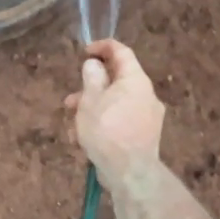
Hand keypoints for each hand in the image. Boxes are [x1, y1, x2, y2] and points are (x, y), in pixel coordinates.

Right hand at [65, 40, 164, 181]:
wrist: (130, 171)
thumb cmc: (106, 130)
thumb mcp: (90, 101)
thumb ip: (91, 78)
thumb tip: (93, 64)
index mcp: (135, 80)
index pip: (122, 52)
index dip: (103, 47)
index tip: (85, 51)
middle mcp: (146, 94)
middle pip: (118, 80)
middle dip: (91, 87)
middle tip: (71, 98)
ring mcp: (148, 115)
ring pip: (117, 102)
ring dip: (94, 108)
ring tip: (73, 124)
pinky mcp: (144, 134)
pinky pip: (121, 119)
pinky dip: (104, 122)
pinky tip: (87, 139)